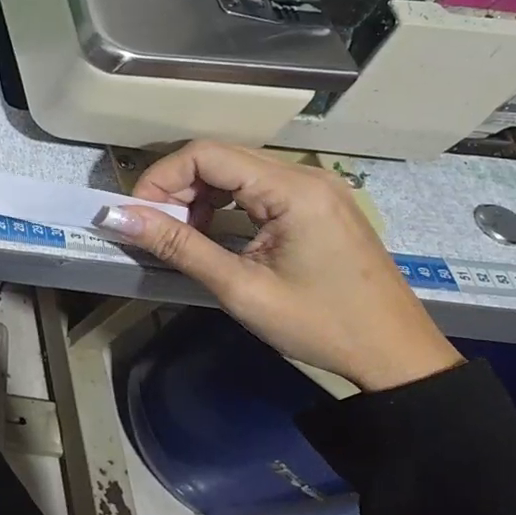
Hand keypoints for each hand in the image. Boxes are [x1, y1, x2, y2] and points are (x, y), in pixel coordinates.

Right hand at [99, 141, 461, 391]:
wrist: (400, 360)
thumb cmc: (322, 325)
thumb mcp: (241, 289)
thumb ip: (177, 245)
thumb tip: (115, 215)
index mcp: (294, 191)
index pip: (205, 154)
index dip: (161, 177)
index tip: (139, 215)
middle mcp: (307, 177)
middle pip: (218, 157)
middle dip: (175, 186)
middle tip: (155, 226)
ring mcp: (317, 189)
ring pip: (234, 169)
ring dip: (196, 194)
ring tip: (182, 233)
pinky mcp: (318, 205)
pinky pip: (255, 186)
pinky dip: (222, 202)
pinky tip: (214, 232)